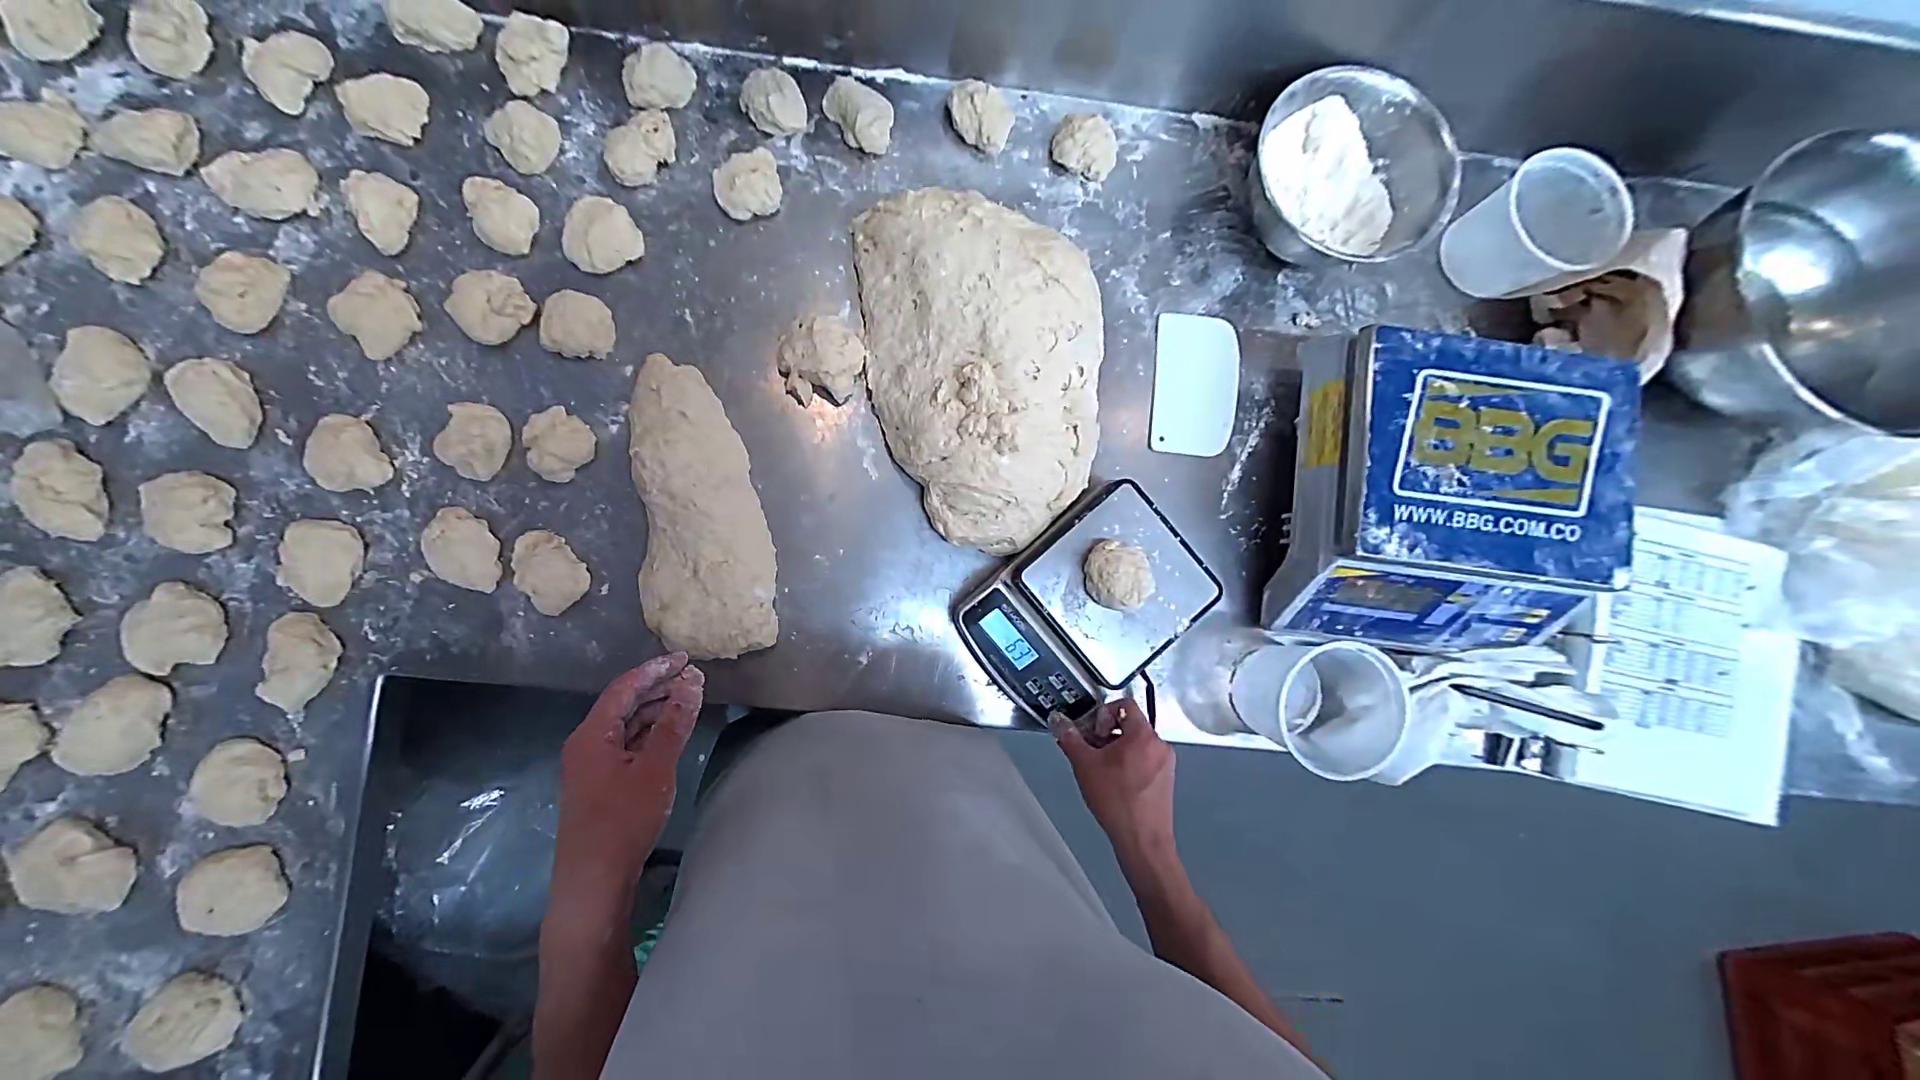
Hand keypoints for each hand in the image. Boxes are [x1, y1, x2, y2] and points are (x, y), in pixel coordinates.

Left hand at [554, 653, 704, 889]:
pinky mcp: (601, 782)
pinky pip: (628, 743)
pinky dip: (651, 732)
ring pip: (628, 724)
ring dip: (657, 710)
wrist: (594, 879)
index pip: (625, 687)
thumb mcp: (655, 767)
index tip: (686, 658)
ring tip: (689, 701)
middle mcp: (587, 743)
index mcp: (592, 734)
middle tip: (693, 677)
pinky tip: (672, 733)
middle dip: (658, 687)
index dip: (656, 669)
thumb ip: (675, 722)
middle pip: (624, 703)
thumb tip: (693, 681)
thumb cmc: (623, 819)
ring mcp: (592, 764)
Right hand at [1050, 697, 1176, 864]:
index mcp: (1143, 735)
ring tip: (1098, 767)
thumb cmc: (1121, 805)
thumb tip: (1061, 724)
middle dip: (1105, 734)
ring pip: (1135, 743)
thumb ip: (1070, 738)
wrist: (1142, 840)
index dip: (1103, 713)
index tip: (1092, 727)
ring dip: (1115, 749)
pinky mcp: (1164, 780)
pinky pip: (1143, 760)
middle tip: (1090, 747)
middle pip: (1129, 724)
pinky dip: (1127, 763)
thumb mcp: (1085, 765)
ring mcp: (1164, 763)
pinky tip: (1111, 781)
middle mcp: (1158, 746)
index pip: (1124, 705)